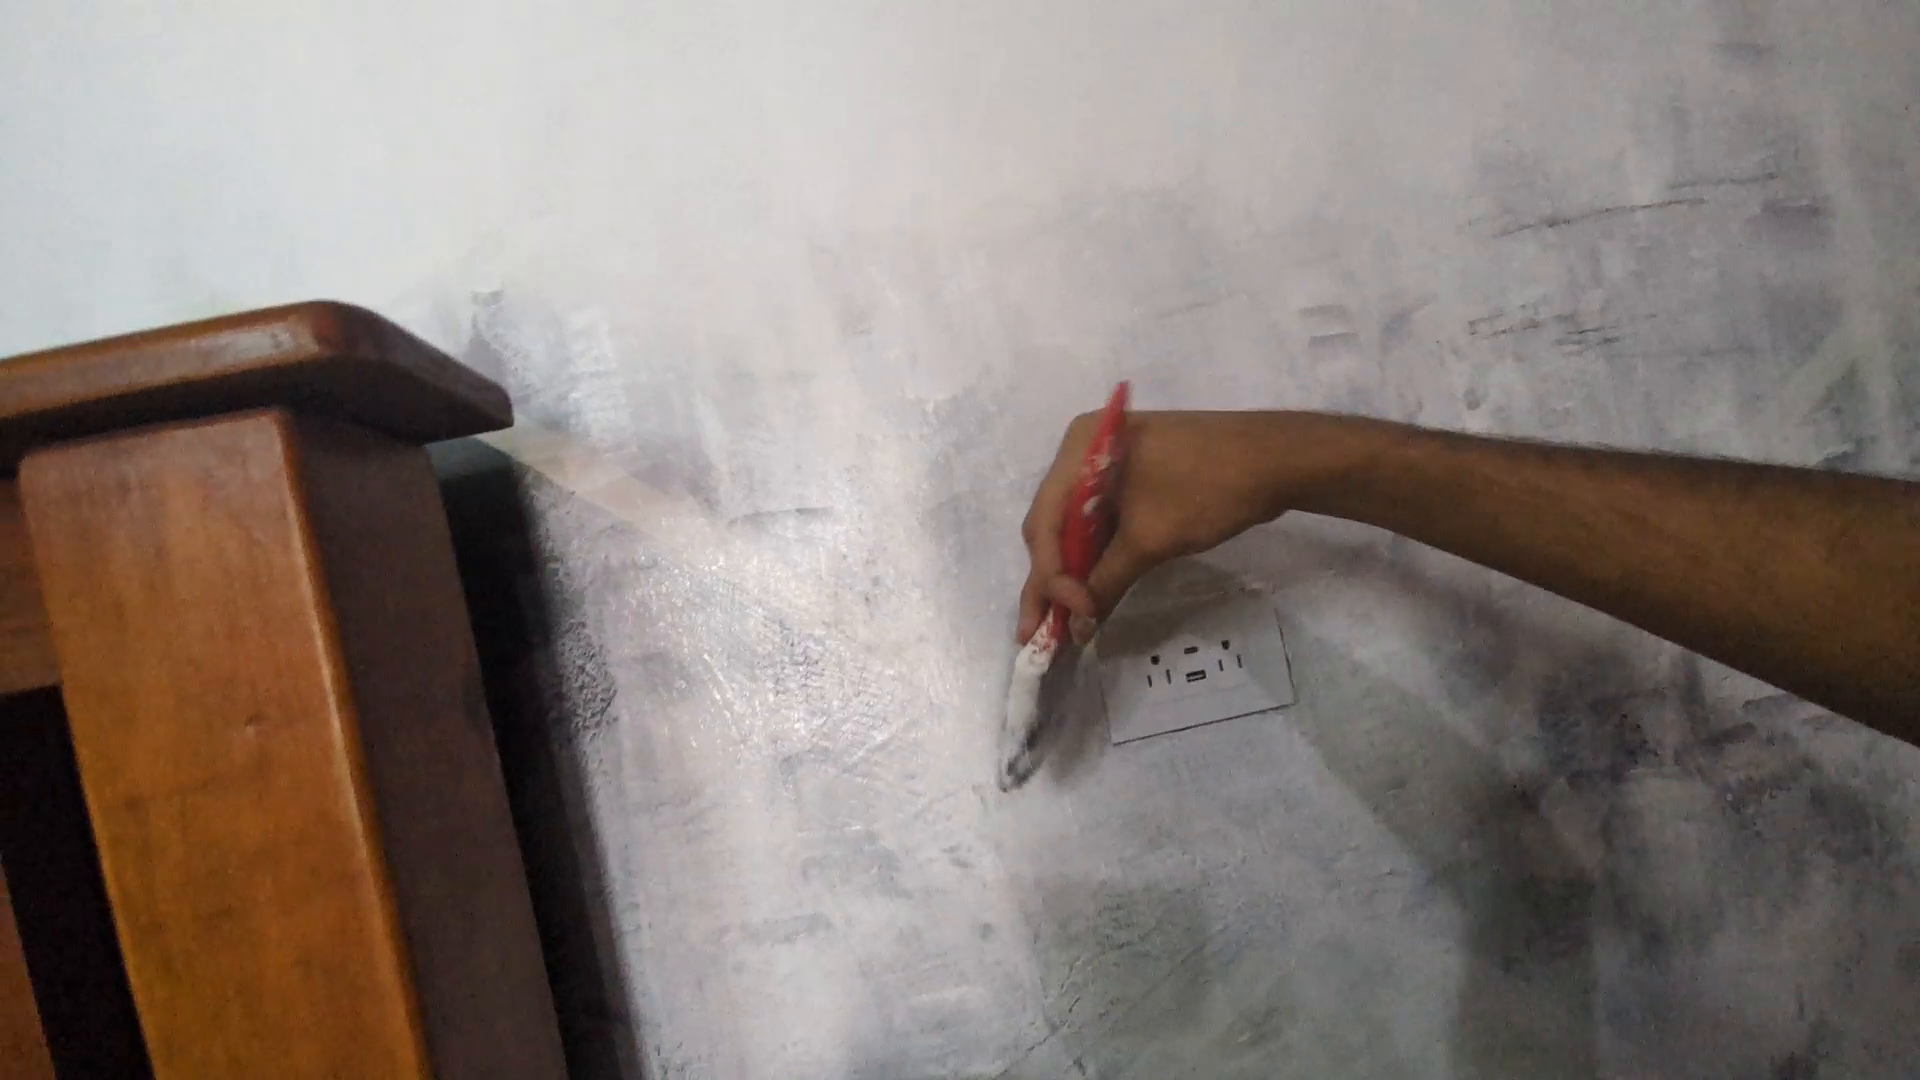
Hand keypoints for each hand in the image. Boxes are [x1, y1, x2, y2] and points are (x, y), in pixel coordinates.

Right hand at [1017, 410, 1368, 643]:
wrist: (1279, 459)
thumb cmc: (1210, 488)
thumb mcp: (1152, 539)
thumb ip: (1106, 581)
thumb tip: (1077, 628)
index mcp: (1079, 447)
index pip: (1045, 521)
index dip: (1051, 576)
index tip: (1072, 618)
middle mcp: (1081, 451)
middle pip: (1051, 525)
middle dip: (1051, 580)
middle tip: (1038, 632)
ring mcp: (1103, 466)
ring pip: (1072, 529)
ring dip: (1068, 576)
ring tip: (1054, 625)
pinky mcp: (1126, 482)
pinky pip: (1097, 525)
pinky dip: (1093, 560)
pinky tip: (1085, 596)